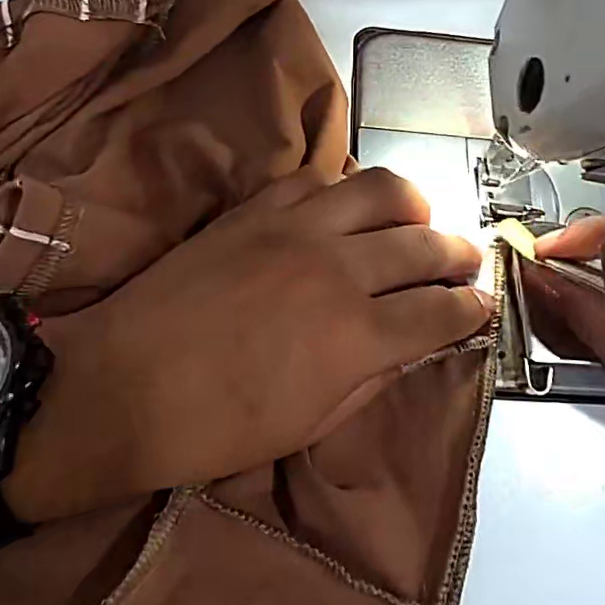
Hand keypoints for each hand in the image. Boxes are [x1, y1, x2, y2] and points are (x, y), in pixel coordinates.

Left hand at [7, 168, 494, 520]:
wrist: (122, 386)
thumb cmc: (217, 426)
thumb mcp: (311, 423)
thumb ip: (375, 376)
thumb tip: (415, 346)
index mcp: (358, 335)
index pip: (442, 309)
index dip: (473, 308)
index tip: (481, 307)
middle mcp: (339, 268)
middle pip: (424, 243)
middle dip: (458, 254)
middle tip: (464, 264)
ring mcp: (296, 227)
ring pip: (381, 189)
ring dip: (413, 206)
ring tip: (417, 222)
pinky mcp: (256, 208)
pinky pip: (317, 178)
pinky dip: (346, 189)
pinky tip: (347, 208)